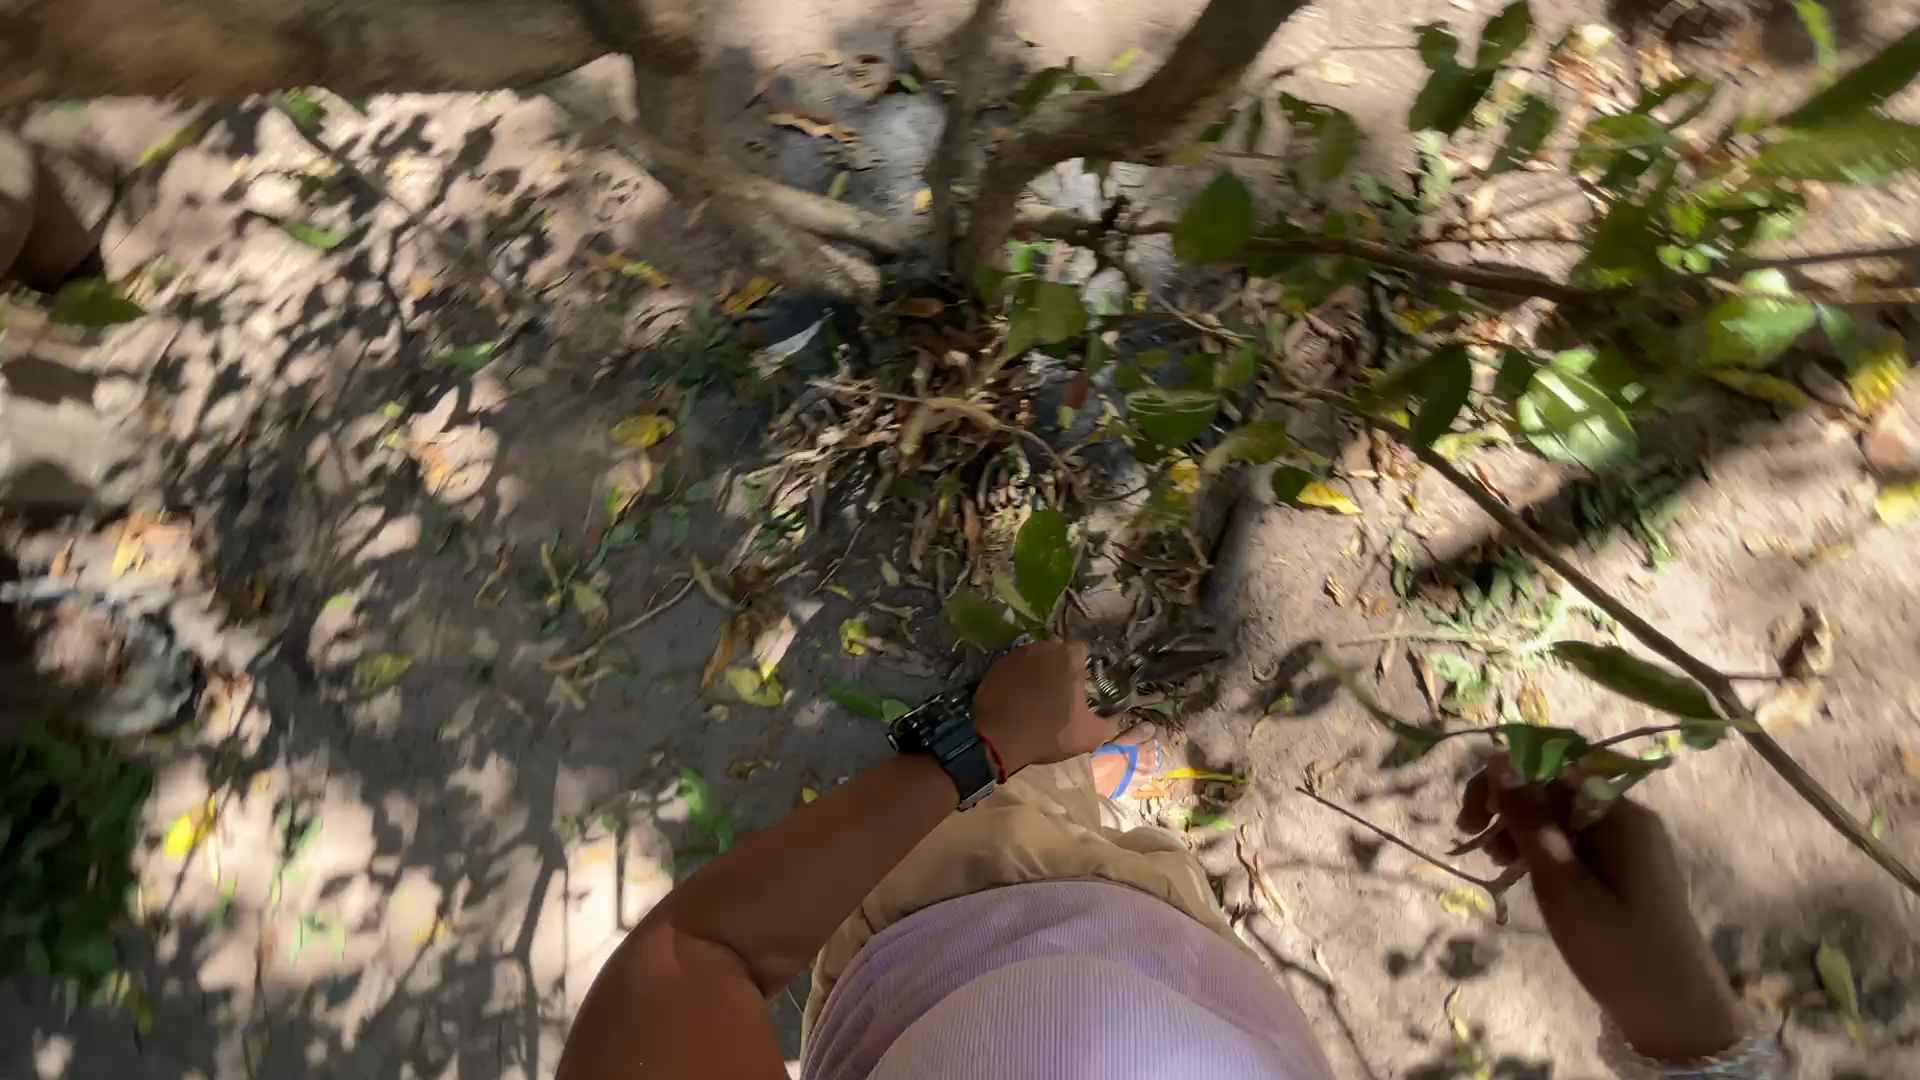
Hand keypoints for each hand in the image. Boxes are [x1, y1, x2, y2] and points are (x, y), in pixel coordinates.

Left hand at [973, 640, 1117, 774]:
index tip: (1082, 685)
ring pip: (1035, 657)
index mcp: (1068, 657)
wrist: (998, 738)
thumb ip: (1109, 723)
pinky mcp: (997, 663)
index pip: (1082, 650)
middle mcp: (1043, 647)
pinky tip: (1018, 696)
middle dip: (1061, 666)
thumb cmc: (1049, 732)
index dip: (1084, 666)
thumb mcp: (1089, 735)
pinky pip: (1015, 665)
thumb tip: (1116, 718)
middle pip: (1058, 651)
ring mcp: (1017, 653)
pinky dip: (1019, 676)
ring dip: (1039, 670)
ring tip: (1037, 695)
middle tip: (1061, 691)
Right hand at [1458, 754, 1742, 1061]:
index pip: (1547, 765)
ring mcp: (1625, 841)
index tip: (1472, 814)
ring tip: (1494, 860)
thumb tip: (1497, 755)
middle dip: (1503, 803)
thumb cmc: (1615, 946)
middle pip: (1547, 786)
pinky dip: (1534, 844)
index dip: (1502, 778)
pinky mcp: (1620, 864)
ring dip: (1513, 825)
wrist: (1676, 1019)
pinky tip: (1517, 866)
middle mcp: (1625, 817)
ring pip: (1552, 810)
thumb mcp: (1559, 880)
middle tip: (1468, 834)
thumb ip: (1527, 816)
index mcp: (1619, 814)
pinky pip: (1567, 835)